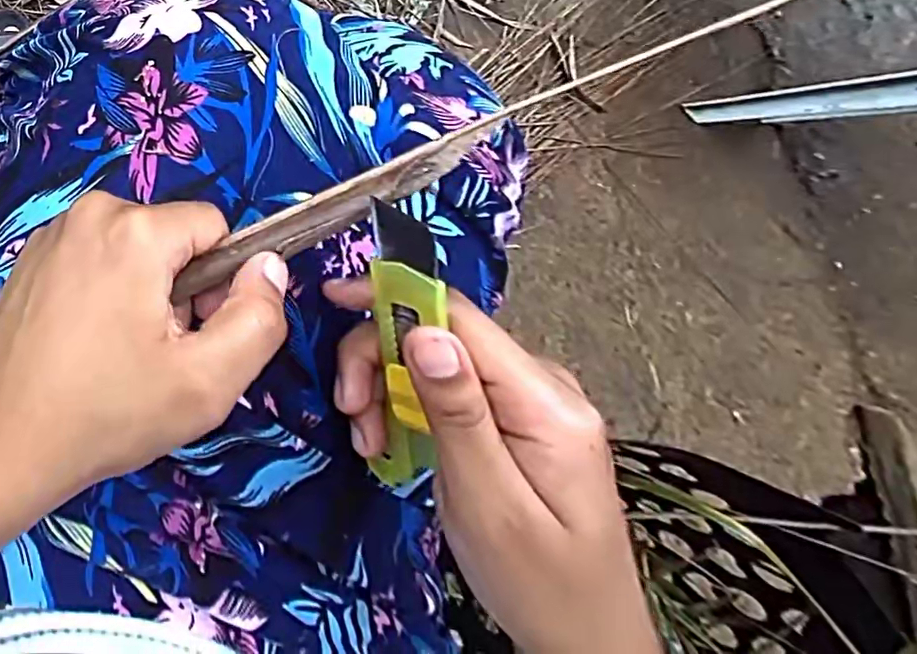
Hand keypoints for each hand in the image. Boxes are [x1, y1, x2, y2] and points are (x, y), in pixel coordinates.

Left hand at [0, 192, 290, 507]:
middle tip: (155, 347)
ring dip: (141, 286)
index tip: (194, 329)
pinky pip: (95, 252)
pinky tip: (85, 335)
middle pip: (170, 235)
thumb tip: (267, 265)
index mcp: (134, 229)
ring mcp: (55, 229)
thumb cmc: (108, 409)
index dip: (220, 280)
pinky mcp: (33, 251)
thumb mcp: (207, 380)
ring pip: (133, 244)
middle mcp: (91, 211)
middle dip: (178, 284)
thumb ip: (258, 318)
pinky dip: (103, 283)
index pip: (212, 227)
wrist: (4, 433)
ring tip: (118, 345)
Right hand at [324, 278, 658, 653]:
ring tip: (369, 440)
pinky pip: (439, 384)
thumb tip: (426, 332)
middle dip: (376, 362)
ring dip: (383, 389)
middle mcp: (538, 384)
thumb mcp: (488, 501)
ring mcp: (524, 398)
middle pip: (435, 334)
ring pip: (428, 357)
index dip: (389, 297)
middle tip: (350, 413)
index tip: (331, 300)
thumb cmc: (539, 583)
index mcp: (544, 402)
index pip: (456, 316)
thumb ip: (458, 412)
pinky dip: (401, 405)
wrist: (585, 644)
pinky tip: (389, 439)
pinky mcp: (507, 414)